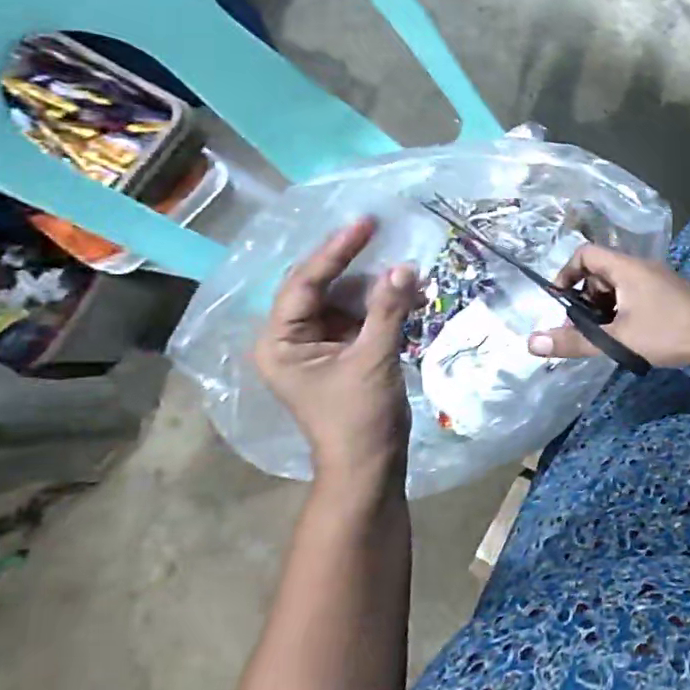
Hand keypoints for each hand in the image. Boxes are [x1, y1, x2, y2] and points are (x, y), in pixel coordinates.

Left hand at [254, 217, 418, 479]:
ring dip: (376, 286)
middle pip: (322, 286)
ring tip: (407, 270)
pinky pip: (360, 318)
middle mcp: (292, 338)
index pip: (305, 282)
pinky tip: (409, 294)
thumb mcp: (373, 359)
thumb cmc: (359, 418)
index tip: (365, 223)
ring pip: (345, 300)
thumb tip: (406, 266)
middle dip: (356, 264)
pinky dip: (383, 306)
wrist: (370, 467)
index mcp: (280, 341)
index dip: (336, 250)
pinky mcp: (342, 353)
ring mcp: (318, 346)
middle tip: (384, 233)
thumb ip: (388, 310)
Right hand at [525, 244, 689, 369]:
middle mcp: (641, 267)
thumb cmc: (667, 334)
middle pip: (600, 271)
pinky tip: (626, 335)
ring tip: (603, 335)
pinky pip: (634, 293)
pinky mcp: (668, 294)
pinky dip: (621, 309)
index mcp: (627, 268)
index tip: (560, 301)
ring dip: (603, 306)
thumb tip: (531, 343)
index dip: (566, 273)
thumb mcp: (617, 340)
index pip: (585, 253)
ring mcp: (657, 279)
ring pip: (618, 285)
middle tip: (582, 327)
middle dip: (585, 297)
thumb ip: (574, 342)